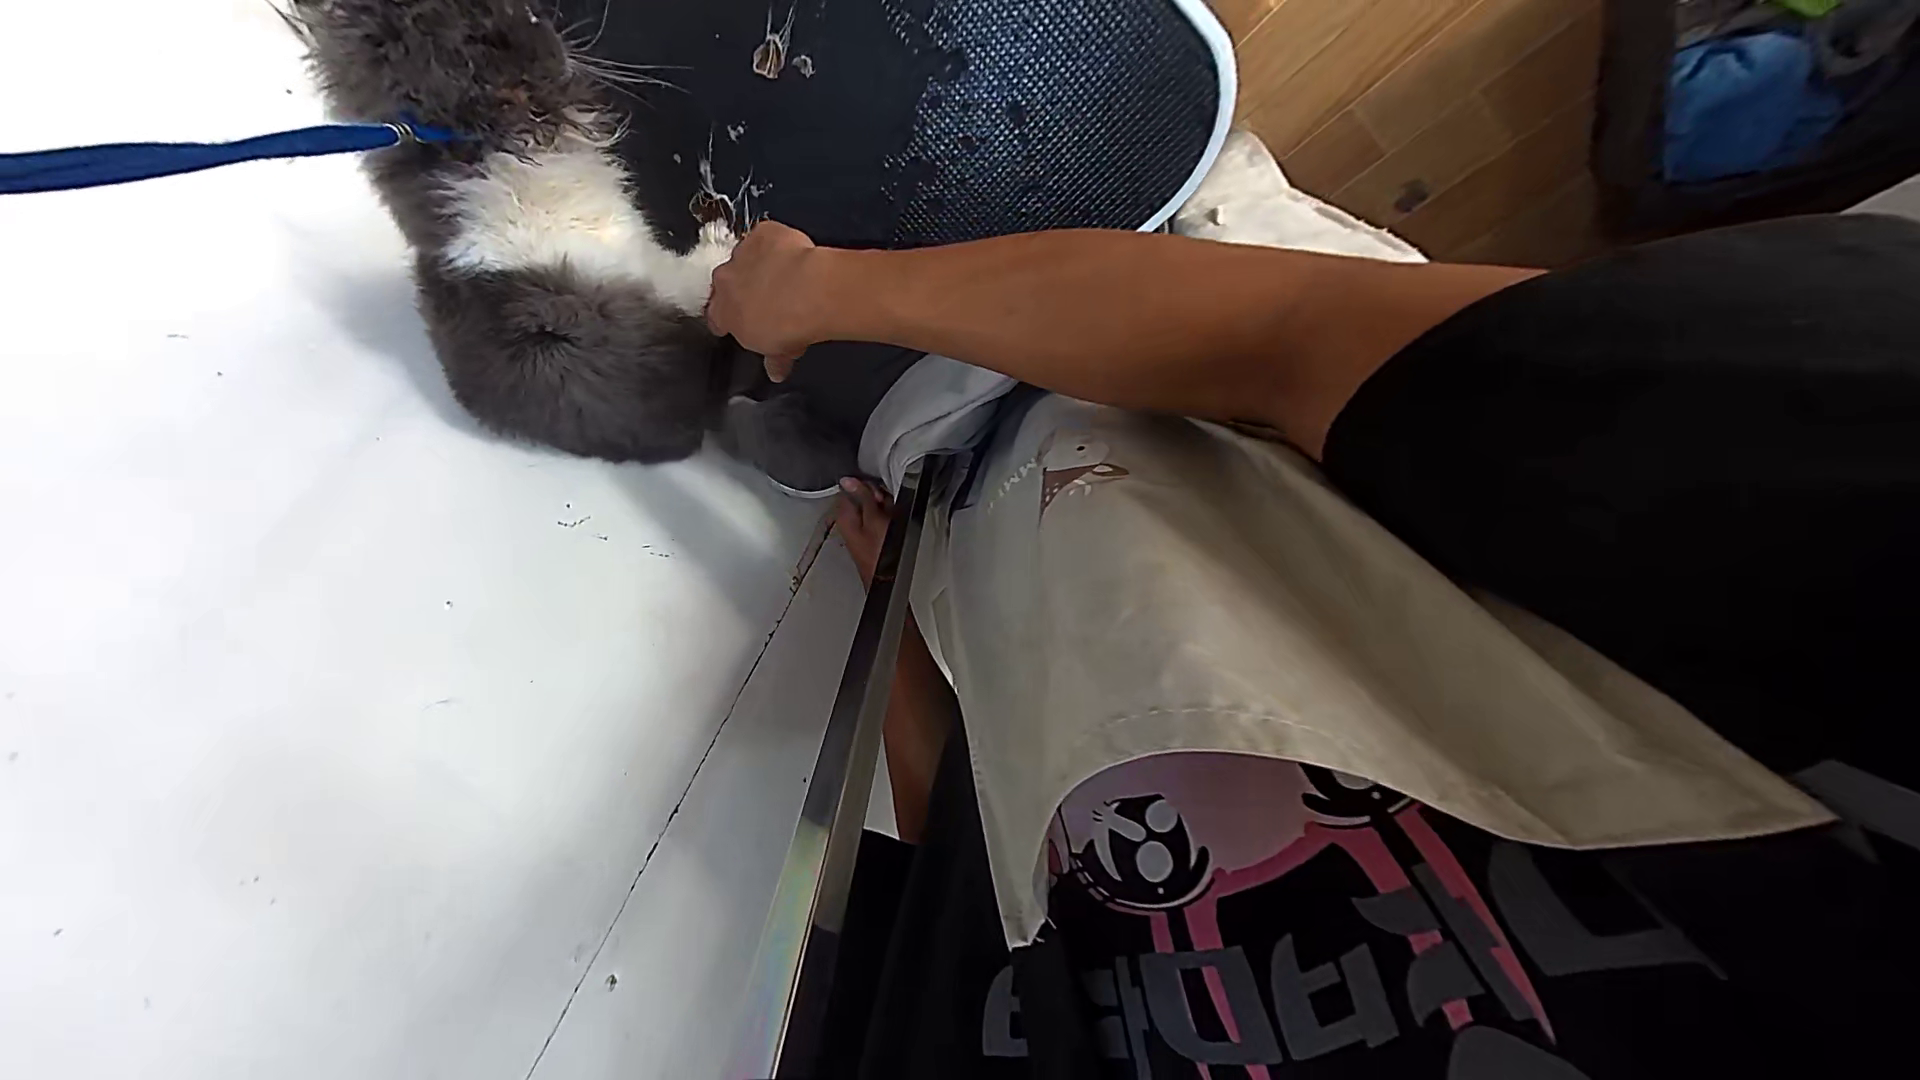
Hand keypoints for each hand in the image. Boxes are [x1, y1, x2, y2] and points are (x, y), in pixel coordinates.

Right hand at [706, 220, 829, 381]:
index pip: (717, 318)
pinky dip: (779, 245)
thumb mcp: (779, 352)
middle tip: (772, 304)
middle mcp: (726, 280)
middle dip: (746, 293)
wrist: (807, 293)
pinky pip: (767, 238)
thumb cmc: (788, 326)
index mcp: (724, 312)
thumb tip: (776, 371)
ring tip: (789, 280)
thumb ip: (774, 360)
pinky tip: (795, 255)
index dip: (730, 321)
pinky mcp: (763, 233)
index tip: (744, 325)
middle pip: (729, 286)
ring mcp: (743, 253)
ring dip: (763, 268)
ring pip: (747, 260)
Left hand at [832, 477, 893, 588]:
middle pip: (862, 497)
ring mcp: (862, 528)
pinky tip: (894, 524)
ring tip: (891, 518)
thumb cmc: (879, 552)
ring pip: (873, 506)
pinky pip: (880, 518)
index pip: (849, 488)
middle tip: (885, 506)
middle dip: (876, 497)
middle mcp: (850, 521)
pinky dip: (887, 518)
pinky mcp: (872, 535)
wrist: (888, 577)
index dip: (864, 487)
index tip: (876, 494)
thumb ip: (861, 497)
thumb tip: (847, 480)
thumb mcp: (873, 519)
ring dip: (884, 508)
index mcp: (844, 515)